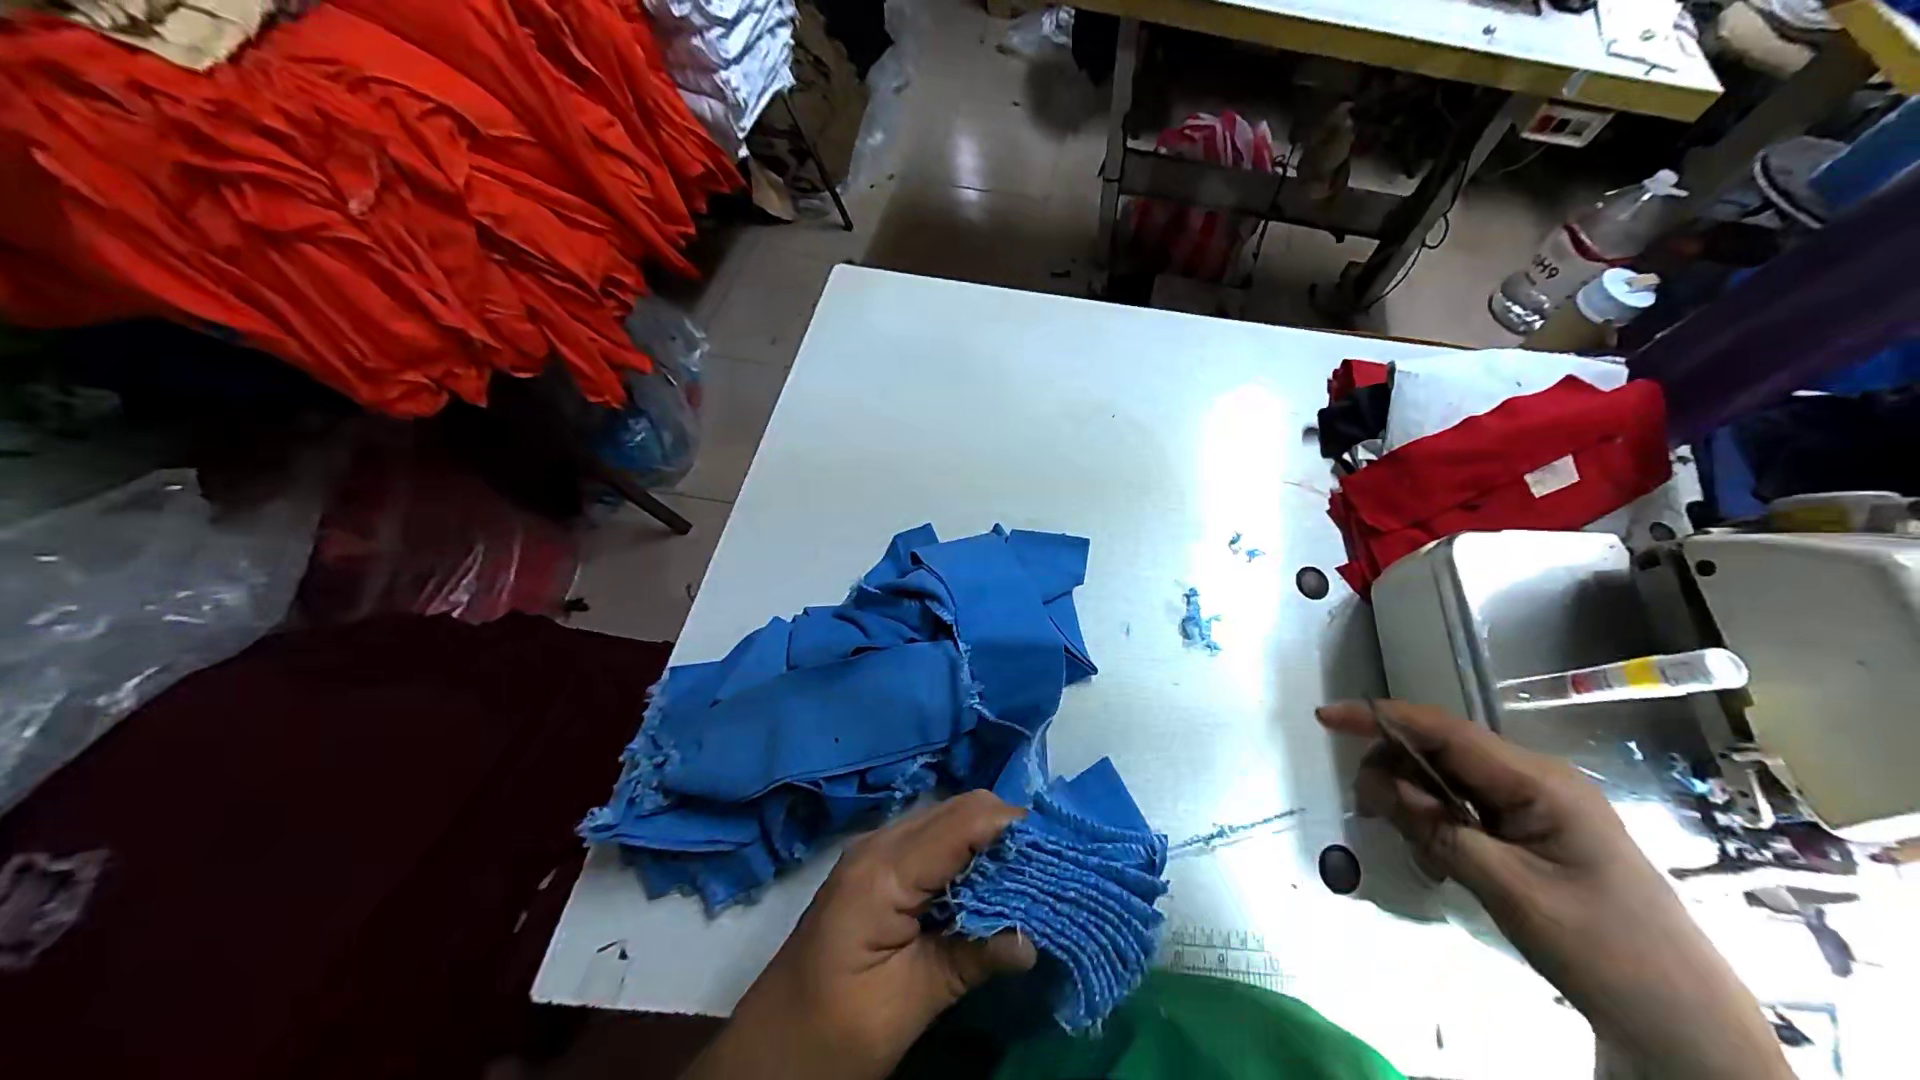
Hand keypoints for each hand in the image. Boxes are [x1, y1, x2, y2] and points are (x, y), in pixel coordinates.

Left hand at [683, 790, 1036, 1079]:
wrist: (767, 1054)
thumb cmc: (831, 1034)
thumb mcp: (907, 1003)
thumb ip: (970, 959)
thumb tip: (1033, 937)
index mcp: (884, 870)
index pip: (964, 820)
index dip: (1016, 827)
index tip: (1062, 852)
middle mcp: (879, 845)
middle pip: (958, 810)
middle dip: (1009, 831)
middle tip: (1053, 869)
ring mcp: (875, 854)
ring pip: (948, 821)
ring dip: (991, 842)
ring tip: (1032, 877)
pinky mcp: (877, 871)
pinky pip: (933, 844)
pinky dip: (968, 856)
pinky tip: (992, 886)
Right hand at [1316, 700, 1789, 1079]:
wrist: (1684, 1020)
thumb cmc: (1604, 948)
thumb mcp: (1510, 889)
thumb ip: (1439, 830)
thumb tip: (1377, 785)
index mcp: (1539, 782)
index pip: (1444, 730)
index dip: (1381, 718)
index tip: (1326, 717)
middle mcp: (1534, 780)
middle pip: (1439, 751)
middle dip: (1395, 773)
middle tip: (1374, 817)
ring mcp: (1534, 804)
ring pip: (1445, 780)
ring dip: (1415, 805)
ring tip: (1419, 854)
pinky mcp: (1530, 829)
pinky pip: (1463, 808)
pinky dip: (1436, 825)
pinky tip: (1439, 861)